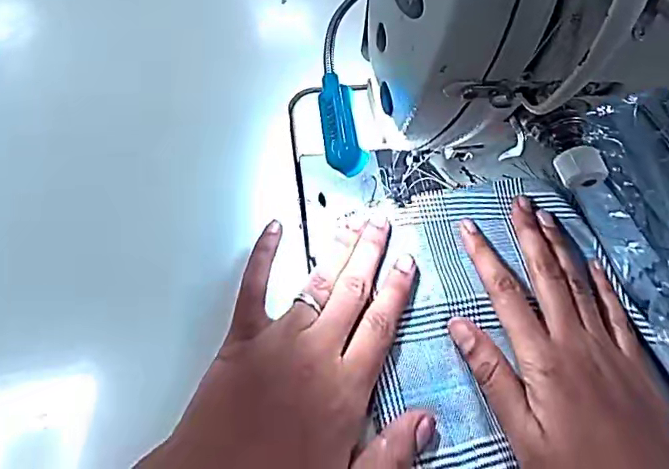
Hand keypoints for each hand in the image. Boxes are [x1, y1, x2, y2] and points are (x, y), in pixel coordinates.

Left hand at [138, 217, 434, 468]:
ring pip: (315, 283)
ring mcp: (278, 339)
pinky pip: (255, 285)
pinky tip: (274, 229)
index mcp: (344, 389)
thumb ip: (390, 453)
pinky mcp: (243, 335)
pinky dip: (264, 253)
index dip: (397, 290)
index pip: (380, 326)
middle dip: (370, 252)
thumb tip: (425, 422)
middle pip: (353, 292)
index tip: (406, 263)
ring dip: (336, 249)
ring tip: (349, 224)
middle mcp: (315, 354)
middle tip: (381, 223)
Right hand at [450, 196, 668, 468]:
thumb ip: (492, 376)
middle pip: (546, 275)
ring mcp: (609, 351)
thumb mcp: (524, 436)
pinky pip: (616, 312)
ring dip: (560, 247)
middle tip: (517, 205)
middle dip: (529, 235)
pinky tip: (593, 264)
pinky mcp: (635, 365)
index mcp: (543, 360)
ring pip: (579, 284)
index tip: (470, 229)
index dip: (484, 256)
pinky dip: (603, 284)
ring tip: (547, 218)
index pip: (505, 293)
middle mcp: (576, 344)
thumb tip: (460, 326)